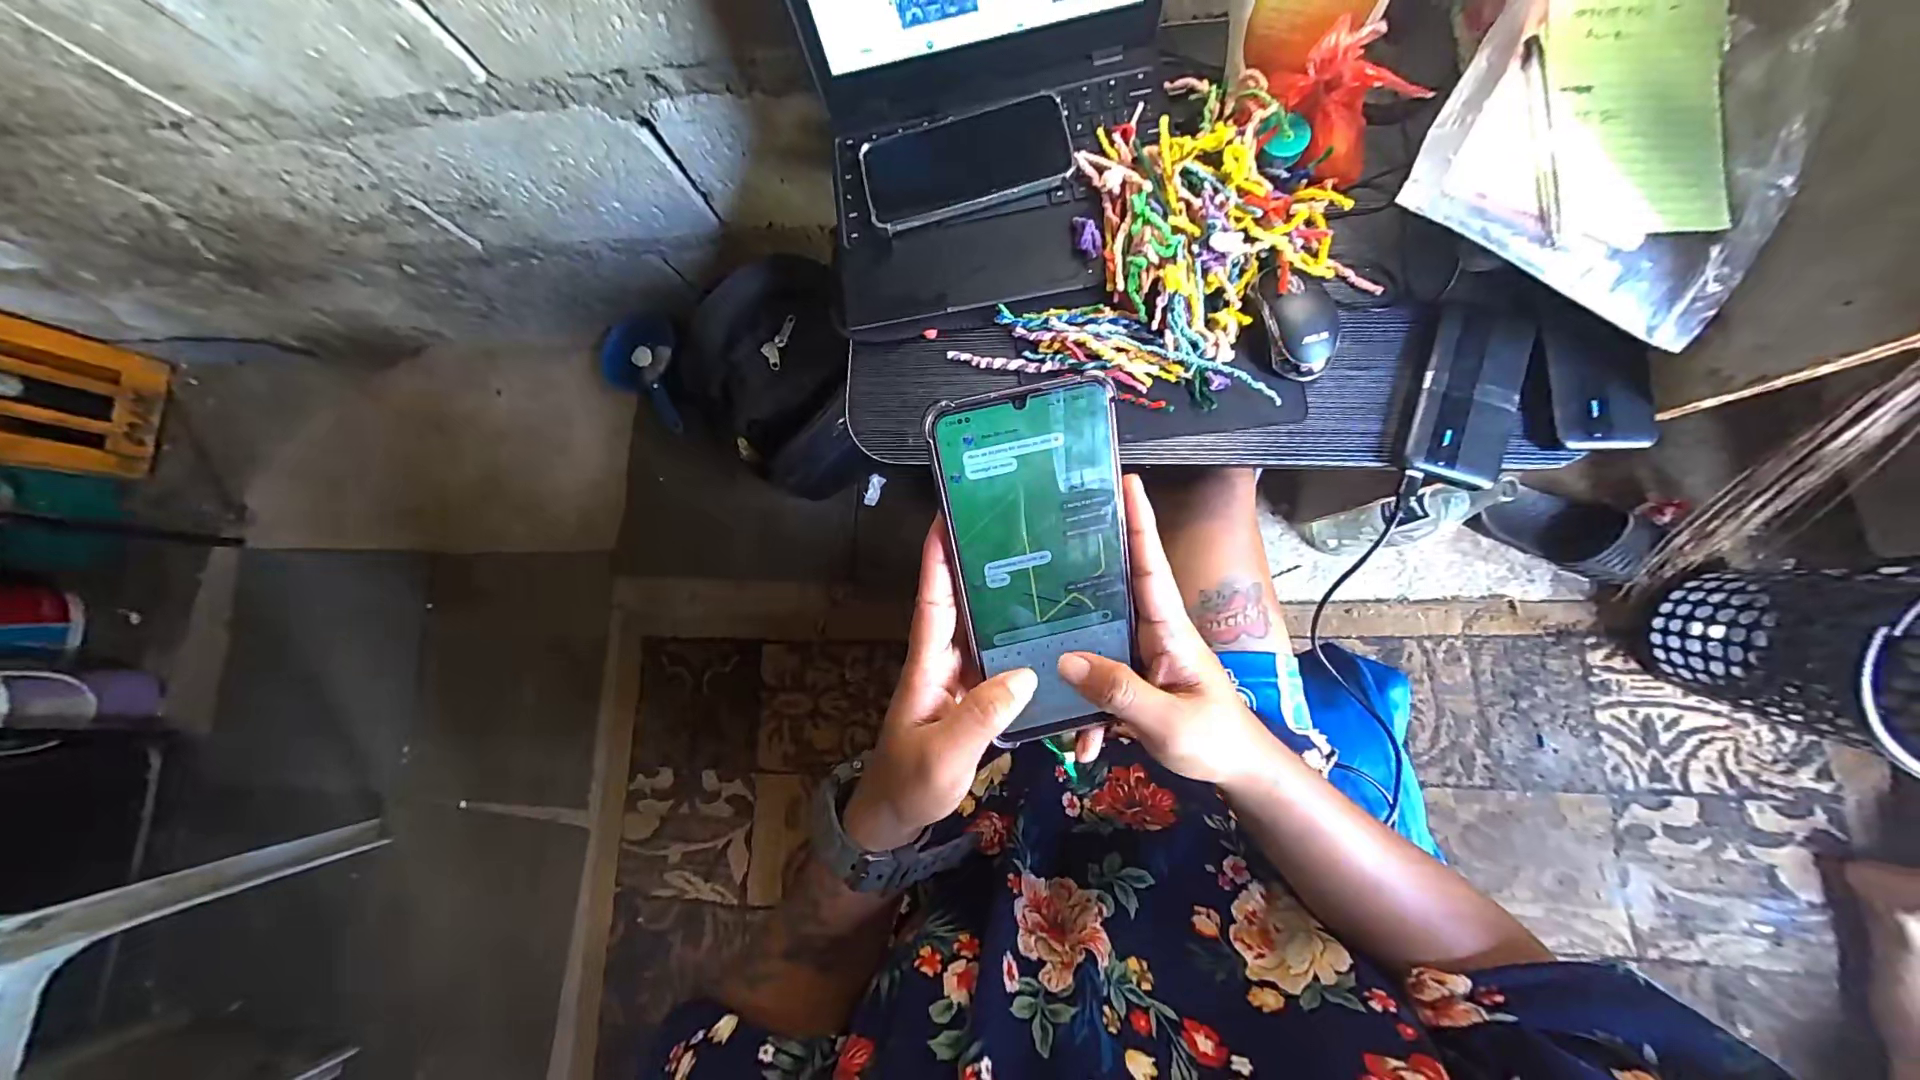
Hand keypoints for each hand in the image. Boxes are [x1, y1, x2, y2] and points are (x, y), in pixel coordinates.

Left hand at [842, 519, 1038, 850]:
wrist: (894, 817)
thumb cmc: (909, 783)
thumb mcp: (944, 754)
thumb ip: (981, 716)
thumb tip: (1026, 673)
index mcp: (928, 664)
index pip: (932, 600)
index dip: (937, 558)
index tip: (947, 515)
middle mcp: (943, 661)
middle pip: (960, 602)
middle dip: (976, 563)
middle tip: (1011, 531)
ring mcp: (959, 679)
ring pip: (980, 627)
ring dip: (1000, 597)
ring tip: (1037, 568)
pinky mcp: (974, 697)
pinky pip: (997, 658)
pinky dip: (1015, 639)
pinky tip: (1045, 632)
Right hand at [1055, 474, 1286, 789]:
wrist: (1236, 772)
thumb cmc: (1217, 740)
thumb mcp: (1170, 722)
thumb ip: (1120, 692)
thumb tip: (1067, 660)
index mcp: (1170, 630)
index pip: (1152, 567)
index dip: (1140, 523)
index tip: (1127, 482)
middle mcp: (1152, 633)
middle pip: (1114, 592)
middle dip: (1083, 570)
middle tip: (1047, 549)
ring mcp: (1140, 657)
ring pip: (1096, 642)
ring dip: (1074, 668)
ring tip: (1045, 683)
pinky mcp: (1132, 681)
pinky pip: (1099, 682)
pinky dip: (1087, 712)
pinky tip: (1083, 742)